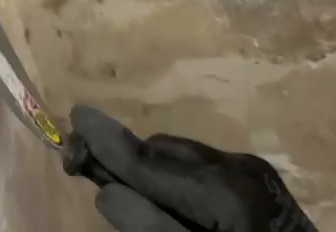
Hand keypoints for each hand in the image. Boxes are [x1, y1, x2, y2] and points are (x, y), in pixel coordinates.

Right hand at [71, 106, 317, 231]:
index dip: (108, 142)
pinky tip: (178, 210)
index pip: (149, 162)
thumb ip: (153, 228)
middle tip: (95, 178)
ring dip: (155, 175)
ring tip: (143, 203)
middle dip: (130, 164)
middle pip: (163, 152)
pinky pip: (204, 170)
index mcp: (225, 191)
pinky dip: (181, 184)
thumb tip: (106, 191)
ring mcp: (255, 171)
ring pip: (182, 158)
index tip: (73, 114)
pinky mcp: (262, 182)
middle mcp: (240, 167)